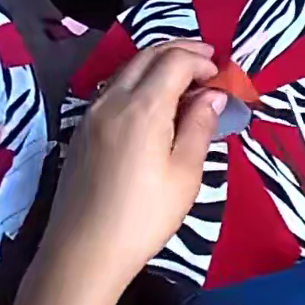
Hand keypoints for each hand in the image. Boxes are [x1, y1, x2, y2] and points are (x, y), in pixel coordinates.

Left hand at [46, 40, 225, 293]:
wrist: (82, 254)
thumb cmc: (144, 217)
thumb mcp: (186, 173)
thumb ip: (200, 125)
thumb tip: (212, 95)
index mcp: (142, 109)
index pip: (174, 62)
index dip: (201, 61)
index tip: (221, 75)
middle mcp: (112, 101)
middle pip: (148, 55)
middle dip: (182, 50)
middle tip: (209, 60)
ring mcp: (92, 114)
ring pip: (128, 69)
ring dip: (160, 62)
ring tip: (187, 76)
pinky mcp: (83, 130)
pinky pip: (115, 87)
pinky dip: (141, 80)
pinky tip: (156, 100)